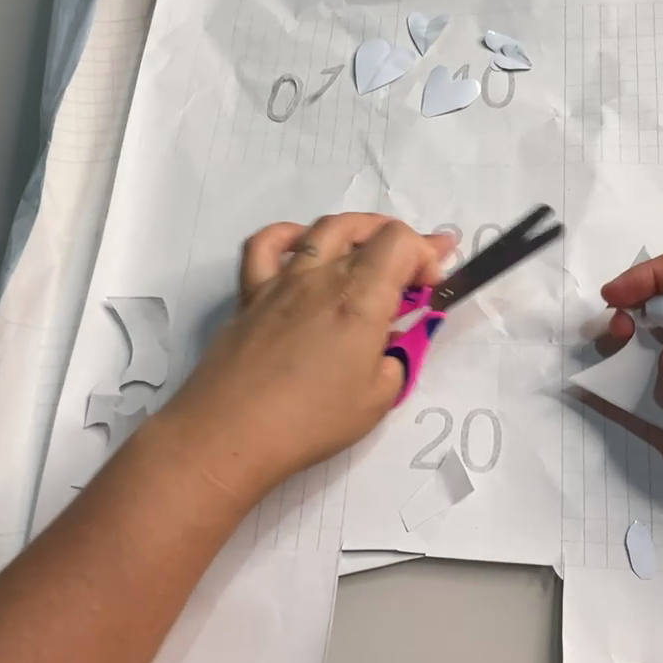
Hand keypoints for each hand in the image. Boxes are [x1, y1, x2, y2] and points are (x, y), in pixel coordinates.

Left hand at [148, 213, 452, 504]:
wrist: (230, 434)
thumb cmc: (312, 421)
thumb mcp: (378, 398)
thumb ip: (395, 360)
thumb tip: (389, 344)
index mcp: (360, 298)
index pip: (400, 241)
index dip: (426, 254)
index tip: (432, 287)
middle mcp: (322, 277)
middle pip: (368, 230)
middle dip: (402, 242)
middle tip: (416, 268)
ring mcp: (282, 281)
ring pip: (323, 229)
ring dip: (357, 231)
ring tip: (368, 252)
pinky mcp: (251, 295)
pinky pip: (266, 245)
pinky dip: (290, 236)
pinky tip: (304, 249)